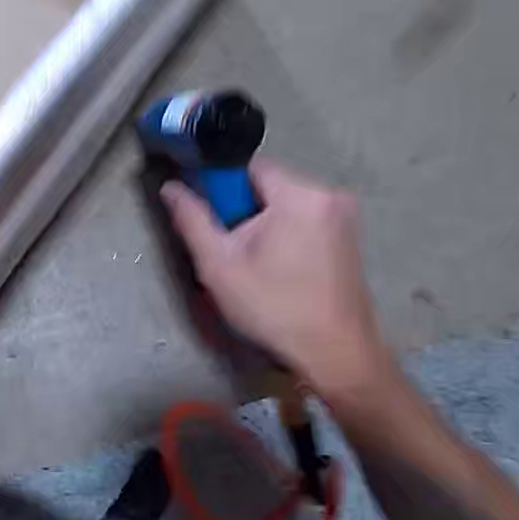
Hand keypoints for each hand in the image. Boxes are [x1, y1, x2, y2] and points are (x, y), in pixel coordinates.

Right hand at [159, 159, 398, 405]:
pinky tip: (277, 265)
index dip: (219, 184)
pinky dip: (284, 231)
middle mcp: (328, 193)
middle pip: (267, 183)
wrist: (336, 355)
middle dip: (241, 207)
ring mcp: (344, 214)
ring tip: (252, 260)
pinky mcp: (348, 234)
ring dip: (262, 220)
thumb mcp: (219, 266)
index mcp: (300, 194)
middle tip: (229, 246)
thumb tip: (170, 186)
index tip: (208, 213)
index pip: (247, 164)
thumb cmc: (274, 308)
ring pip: (284, 201)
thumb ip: (192, 219)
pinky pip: (304, 216)